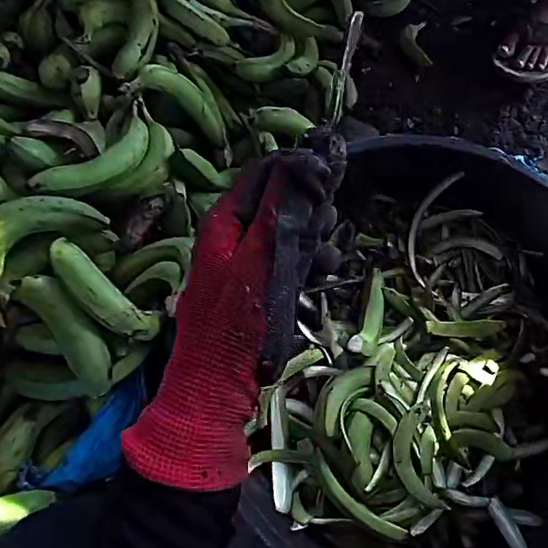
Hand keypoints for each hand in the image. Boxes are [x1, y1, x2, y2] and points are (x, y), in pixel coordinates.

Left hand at [122, 146, 339, 490]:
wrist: (217, 387)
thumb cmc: (237, 324)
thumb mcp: (261, 260)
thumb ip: (278, 211)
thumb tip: (299, 161)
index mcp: (223, 222)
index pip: (262, 173)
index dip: (296, 170)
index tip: (329, 178)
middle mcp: (230, 236)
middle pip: (277, 202)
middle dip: (308, 212)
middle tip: (327, 227)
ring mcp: (242, 262)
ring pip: (285, 233)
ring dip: (311, 240)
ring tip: (327, 259)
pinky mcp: (255, 286)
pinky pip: (283, 261)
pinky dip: (303, 264)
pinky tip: (320, 274)